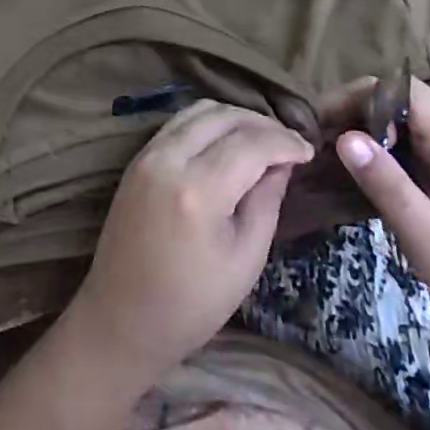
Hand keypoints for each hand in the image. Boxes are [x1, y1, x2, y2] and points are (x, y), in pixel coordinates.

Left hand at [65, 99, 314, 376]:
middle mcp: (168, 160)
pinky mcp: (136, 159)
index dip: (285, 141)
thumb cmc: (191, 304)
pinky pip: (178, 122)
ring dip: (235, 117)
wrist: (121, 319)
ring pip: (199, 110)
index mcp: (198, 191)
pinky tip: (228, 141)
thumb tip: (283, 161)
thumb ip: (266, 200)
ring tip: (262, 139)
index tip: (309, 151)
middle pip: (224, 116)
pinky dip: (209, 122)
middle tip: (289, 144)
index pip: (251, 143)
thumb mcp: (246, 259)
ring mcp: (147, 155)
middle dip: (263, 124)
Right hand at [334, 79, 429, 333]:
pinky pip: (402, 133)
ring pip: (396, 111)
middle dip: (353, 108)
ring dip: (360, 123)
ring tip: (326, 149)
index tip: (323, 123)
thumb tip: (344, 137)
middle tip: (316, 138)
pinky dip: (373, 140)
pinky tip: (352, 163)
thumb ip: (388, 186)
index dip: (360, 96)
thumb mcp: (427, 237)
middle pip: (397, 95)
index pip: (404, 91)